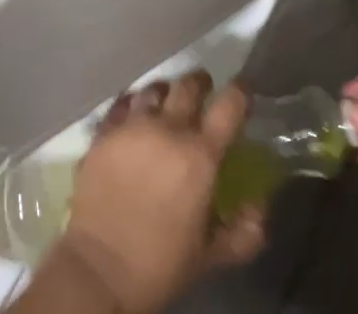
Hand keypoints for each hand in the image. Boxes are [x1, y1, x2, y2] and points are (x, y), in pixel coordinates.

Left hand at [54, 72, 265, 311]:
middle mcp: (168, 130)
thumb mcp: (211, 254)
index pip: (231, 103)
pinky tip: (131, 120)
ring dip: (164, 94)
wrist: (97, 274)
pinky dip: (130, 108)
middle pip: (189, 85)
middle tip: (203, 93)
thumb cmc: (160, 264)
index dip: (241, 92)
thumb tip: (260, 208)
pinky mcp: (101, 138)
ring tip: (163, 105)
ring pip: (152, 90)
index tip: (244, 92)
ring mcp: (131, 130)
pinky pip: (119, 107)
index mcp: (201, 155)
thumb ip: (244, 232)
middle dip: (201, 85)